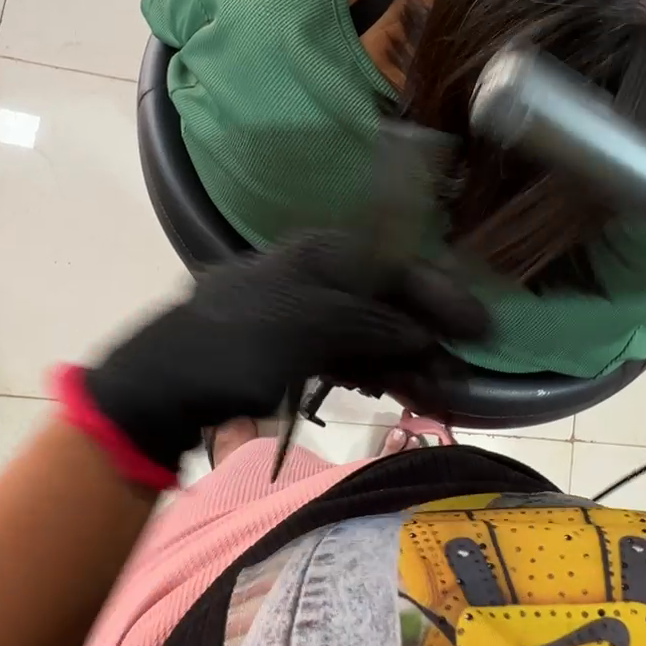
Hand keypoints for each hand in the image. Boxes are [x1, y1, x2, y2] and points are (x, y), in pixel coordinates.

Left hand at [83, 233, 489, 467]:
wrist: (163, 384)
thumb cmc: (240, 340)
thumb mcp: (312, 326)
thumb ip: (374, 327)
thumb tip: (424, 338)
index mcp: (324, 255)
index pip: (399, 269)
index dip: (442, 296)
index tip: (482, 327)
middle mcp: (320, 277)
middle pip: (390, 301)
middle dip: (429, 333)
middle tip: (465, 365)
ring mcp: (308, 314)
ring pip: (373, 332)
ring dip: (408, 359)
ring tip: (442, 387)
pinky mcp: (296, 349)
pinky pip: (349, 356)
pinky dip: (377, 373)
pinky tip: (402, 389)